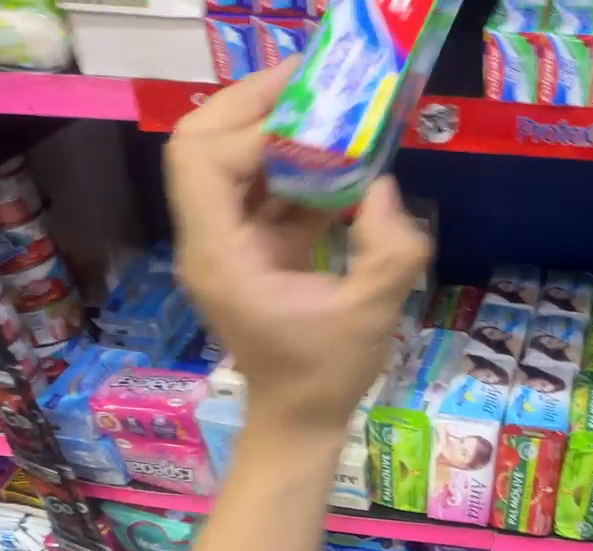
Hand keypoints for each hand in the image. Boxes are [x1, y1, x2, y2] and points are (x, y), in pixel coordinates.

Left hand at [164, 63, 432, 435]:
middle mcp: (208, 243)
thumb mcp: (371, 316)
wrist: (298, 421)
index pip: (206, 157)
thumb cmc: (326, 377)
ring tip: (328, 116)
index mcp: (222, 257)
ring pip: (226, 162)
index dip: (258, 128)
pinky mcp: (245, 253)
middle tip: (313, 87)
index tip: (320, 126)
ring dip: (273, 135)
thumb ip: (390, 251)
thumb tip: (382, 189)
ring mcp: (223, 246)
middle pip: (201, 143)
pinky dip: (289, 172)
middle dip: (255, 108)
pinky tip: (335, 168)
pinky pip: (255, 193)